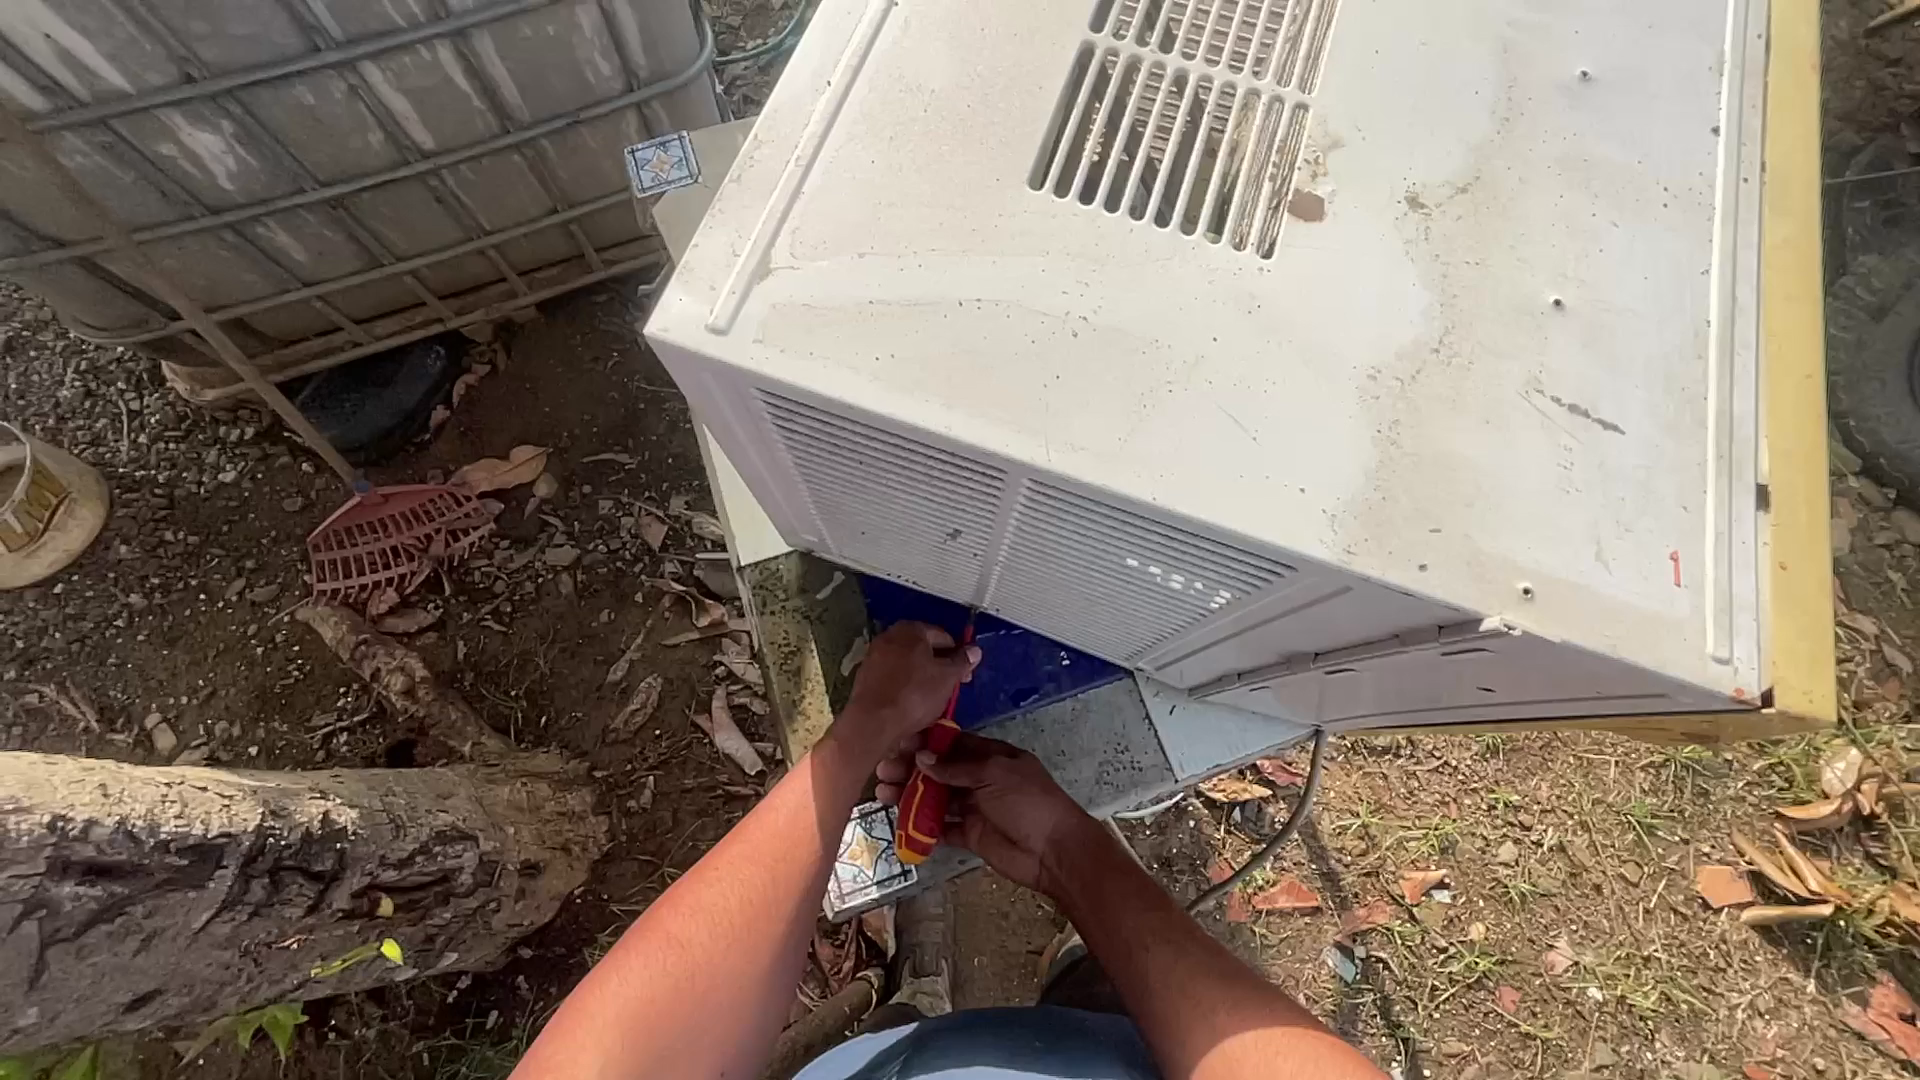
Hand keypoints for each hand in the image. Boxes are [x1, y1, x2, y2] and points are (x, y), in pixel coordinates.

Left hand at [832, 622, 980, 758]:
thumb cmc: (915, 695)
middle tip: (950, 687)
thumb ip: (962, 661)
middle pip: (923, 648)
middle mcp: (890, 636)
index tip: (964, 675)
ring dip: (921, 676)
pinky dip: (904, 685)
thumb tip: (975, 650)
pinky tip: (910, 702)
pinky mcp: (865, 676)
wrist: (873, 722)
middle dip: (938, 665)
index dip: (958, 655)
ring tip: (932, 697)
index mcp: (911, 630)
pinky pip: (892, 676)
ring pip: (907, 663)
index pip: (943, 636)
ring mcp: (874, 656)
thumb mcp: (947, 678)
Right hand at [876, 732, 1098, 893]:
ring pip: (936, 798)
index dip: (925, 743)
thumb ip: (958, 767)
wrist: (1054, 850)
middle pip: (939, 770)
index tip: (897, 744)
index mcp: (991, 755)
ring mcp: (974, 807)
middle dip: (911, 769)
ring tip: (882, 794)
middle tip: (882, 771)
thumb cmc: (1028, 801)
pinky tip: (900, 822)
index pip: (952, 744)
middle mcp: (980, 778)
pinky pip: (942, 828)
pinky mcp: (970, 834)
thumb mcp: (995, 773)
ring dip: (910, 796)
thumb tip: (923, 758)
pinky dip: (922, 826)